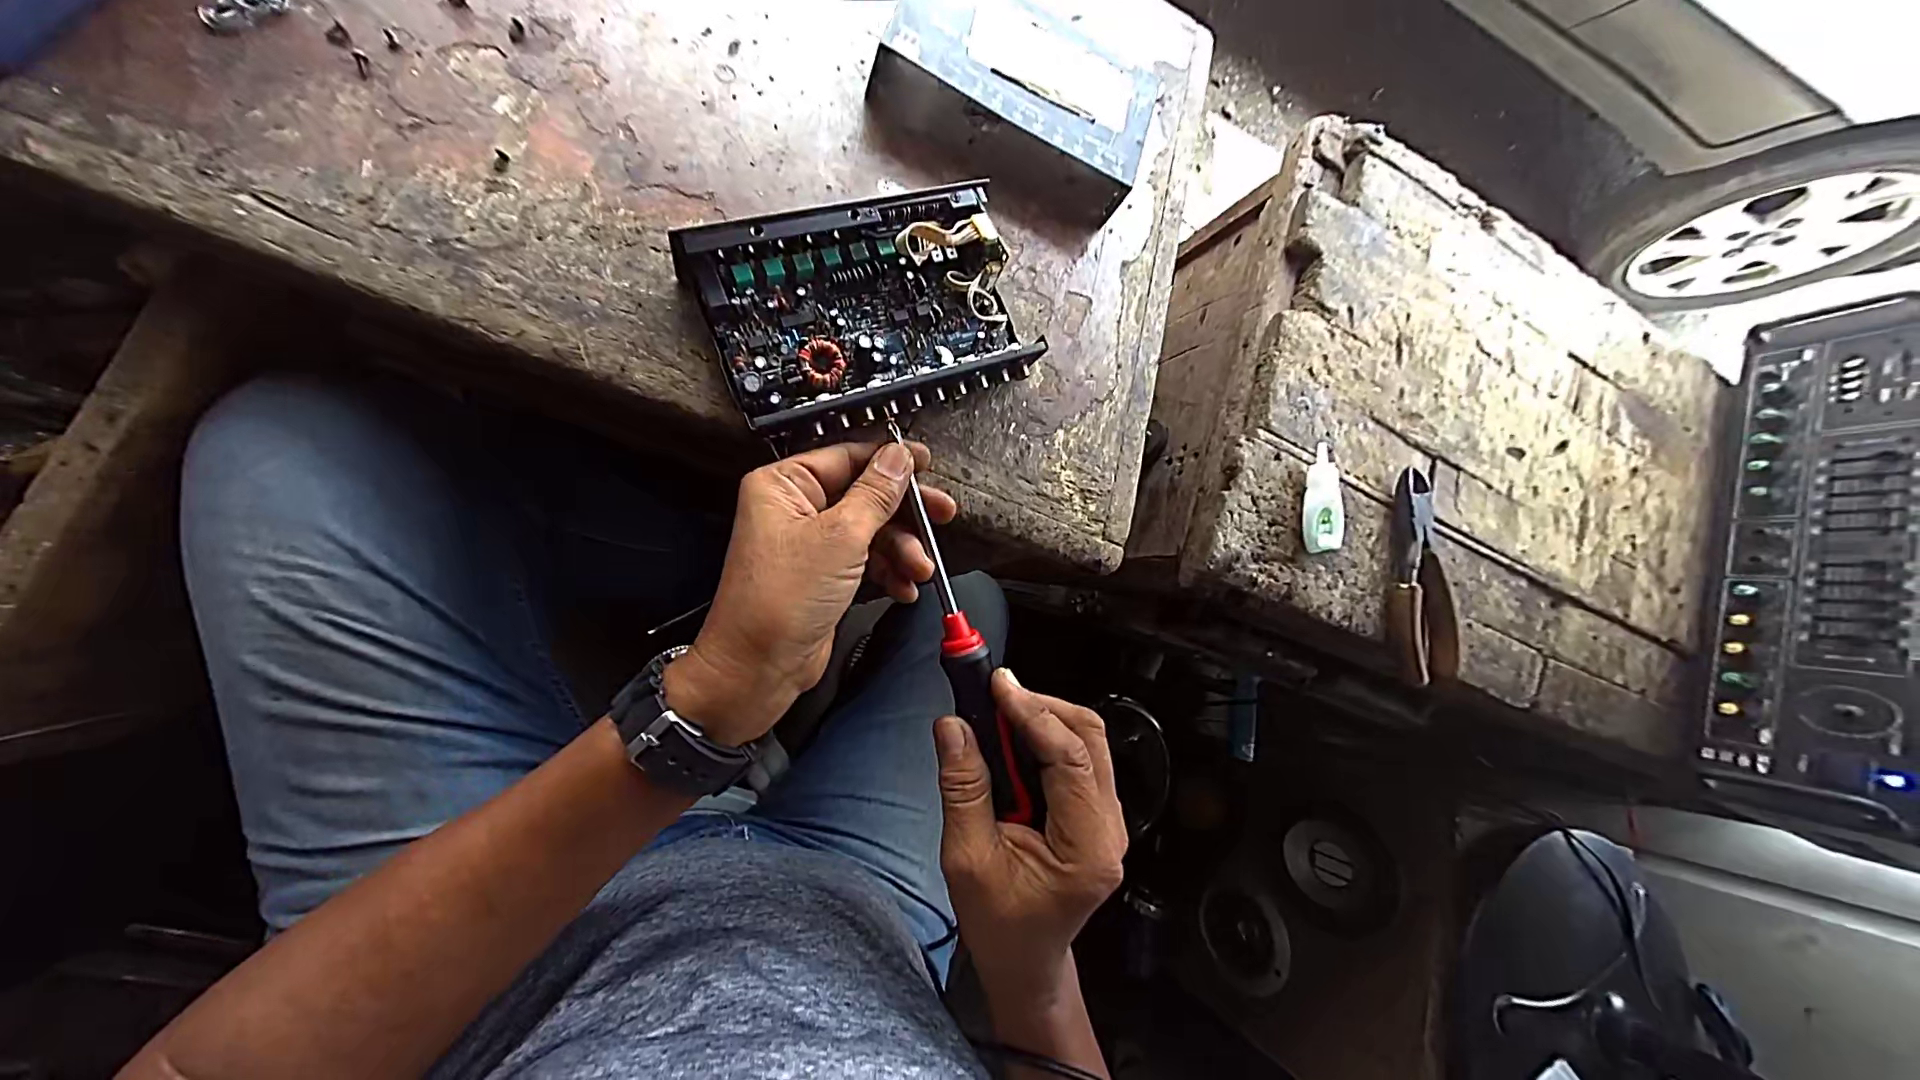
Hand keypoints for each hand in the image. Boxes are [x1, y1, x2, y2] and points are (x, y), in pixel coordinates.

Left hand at [662, 440, 956, 746]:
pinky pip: (867, 559)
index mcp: (784, 485)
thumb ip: (876, 494)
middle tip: (939, 513)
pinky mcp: (824, 573)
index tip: (924, 464)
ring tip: (918, 567)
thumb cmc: (775, 604)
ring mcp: (811, 543)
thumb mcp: (841, 537)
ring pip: (873, 530)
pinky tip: (903, 585)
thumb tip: (897, 459)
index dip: (890, 461)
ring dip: (902, 550)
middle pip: (866, 495)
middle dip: (905, 512)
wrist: (759, 667)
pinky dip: (890, 571)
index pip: (847, 456)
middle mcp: (795, 509)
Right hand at [936, 670, 1127, 1005]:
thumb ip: (964, 789)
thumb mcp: (968, 860)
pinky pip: (1076, 754)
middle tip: (993, 692)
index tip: (996, 685)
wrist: (1025, 960)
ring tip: (997, 709)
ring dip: (1041, 715)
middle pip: (1088, 737)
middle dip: (1040, 705)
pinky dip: (1043, 734)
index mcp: (1088, 847)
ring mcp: (1106, 817)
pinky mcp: (1092, 810)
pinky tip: (1013, 733)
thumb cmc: (1000, 926)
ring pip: (1085, 739)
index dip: (1032, 713)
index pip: (1070, 758)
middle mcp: (1109, 826)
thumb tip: (953, 727)